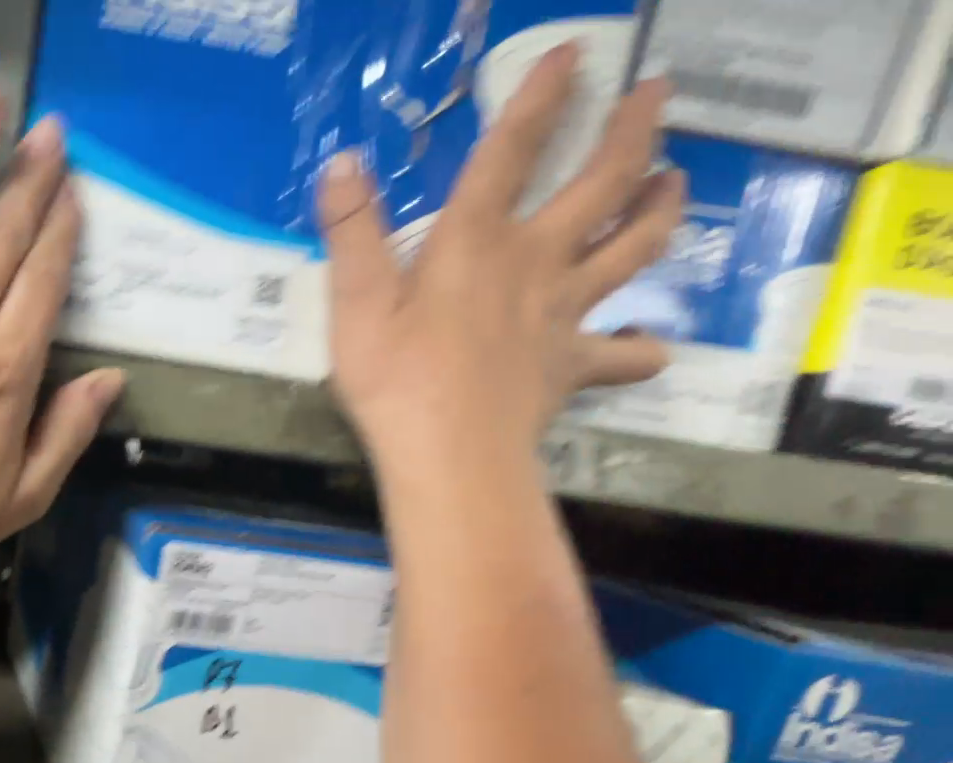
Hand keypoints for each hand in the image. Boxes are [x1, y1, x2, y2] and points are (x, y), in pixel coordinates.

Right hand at [320, 44, 682, 473]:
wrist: (450, 455)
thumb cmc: (395, 379)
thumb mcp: (354, 303)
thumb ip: (351, 232)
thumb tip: (343, 162)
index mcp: (476, 242)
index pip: (512, 152)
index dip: (542, 97)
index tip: (573, 53)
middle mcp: (534, 262)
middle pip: (602, 185)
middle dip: (633, 132)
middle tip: (656, 94)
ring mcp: (564, 314)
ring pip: (634, 250)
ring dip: (661, 210)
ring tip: (675, 183)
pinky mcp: (573, 365)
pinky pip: (625, 353)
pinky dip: (642, 346)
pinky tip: (645, 342)